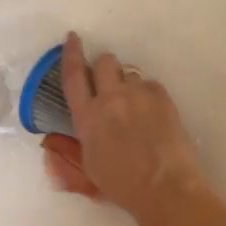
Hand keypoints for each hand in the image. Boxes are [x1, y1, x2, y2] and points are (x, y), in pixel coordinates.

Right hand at [47, 32, 208, 218]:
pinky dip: (146, 94)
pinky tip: (150, 115)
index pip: (73, 76)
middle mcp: (110, 99)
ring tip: (133, 108)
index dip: (71, 54)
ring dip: (126, 84)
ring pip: (129, 73)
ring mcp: (138, 95)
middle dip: (104, 68)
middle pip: (104, 62)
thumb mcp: (89, 167)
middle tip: (108, 85)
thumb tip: (61, 137)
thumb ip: (77, 143)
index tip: (73, 38)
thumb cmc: (121, 185)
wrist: (163, 187)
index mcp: (87, 118)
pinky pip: (149, 84)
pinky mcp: (162, 97)